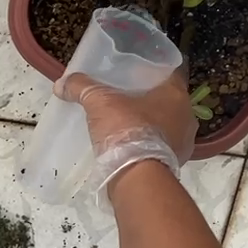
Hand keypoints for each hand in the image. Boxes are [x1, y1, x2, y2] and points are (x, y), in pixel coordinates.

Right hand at [55, 70, 198, 186]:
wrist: (136, 177)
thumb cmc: (126, 131)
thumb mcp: (99, 103)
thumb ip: (81, 89)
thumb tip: (60, 84)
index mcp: (175, 93)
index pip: (170, 70)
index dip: (153, 69)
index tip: (136, 72)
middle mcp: (186, 115)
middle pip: (168, 99)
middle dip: (150, 99)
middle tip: (127, 99)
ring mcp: (184, 141)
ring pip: (168, 125)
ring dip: (152, 124)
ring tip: (128, 126)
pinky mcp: (176, 162)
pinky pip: (164, 147)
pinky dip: (151, 145)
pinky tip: (133, 147)